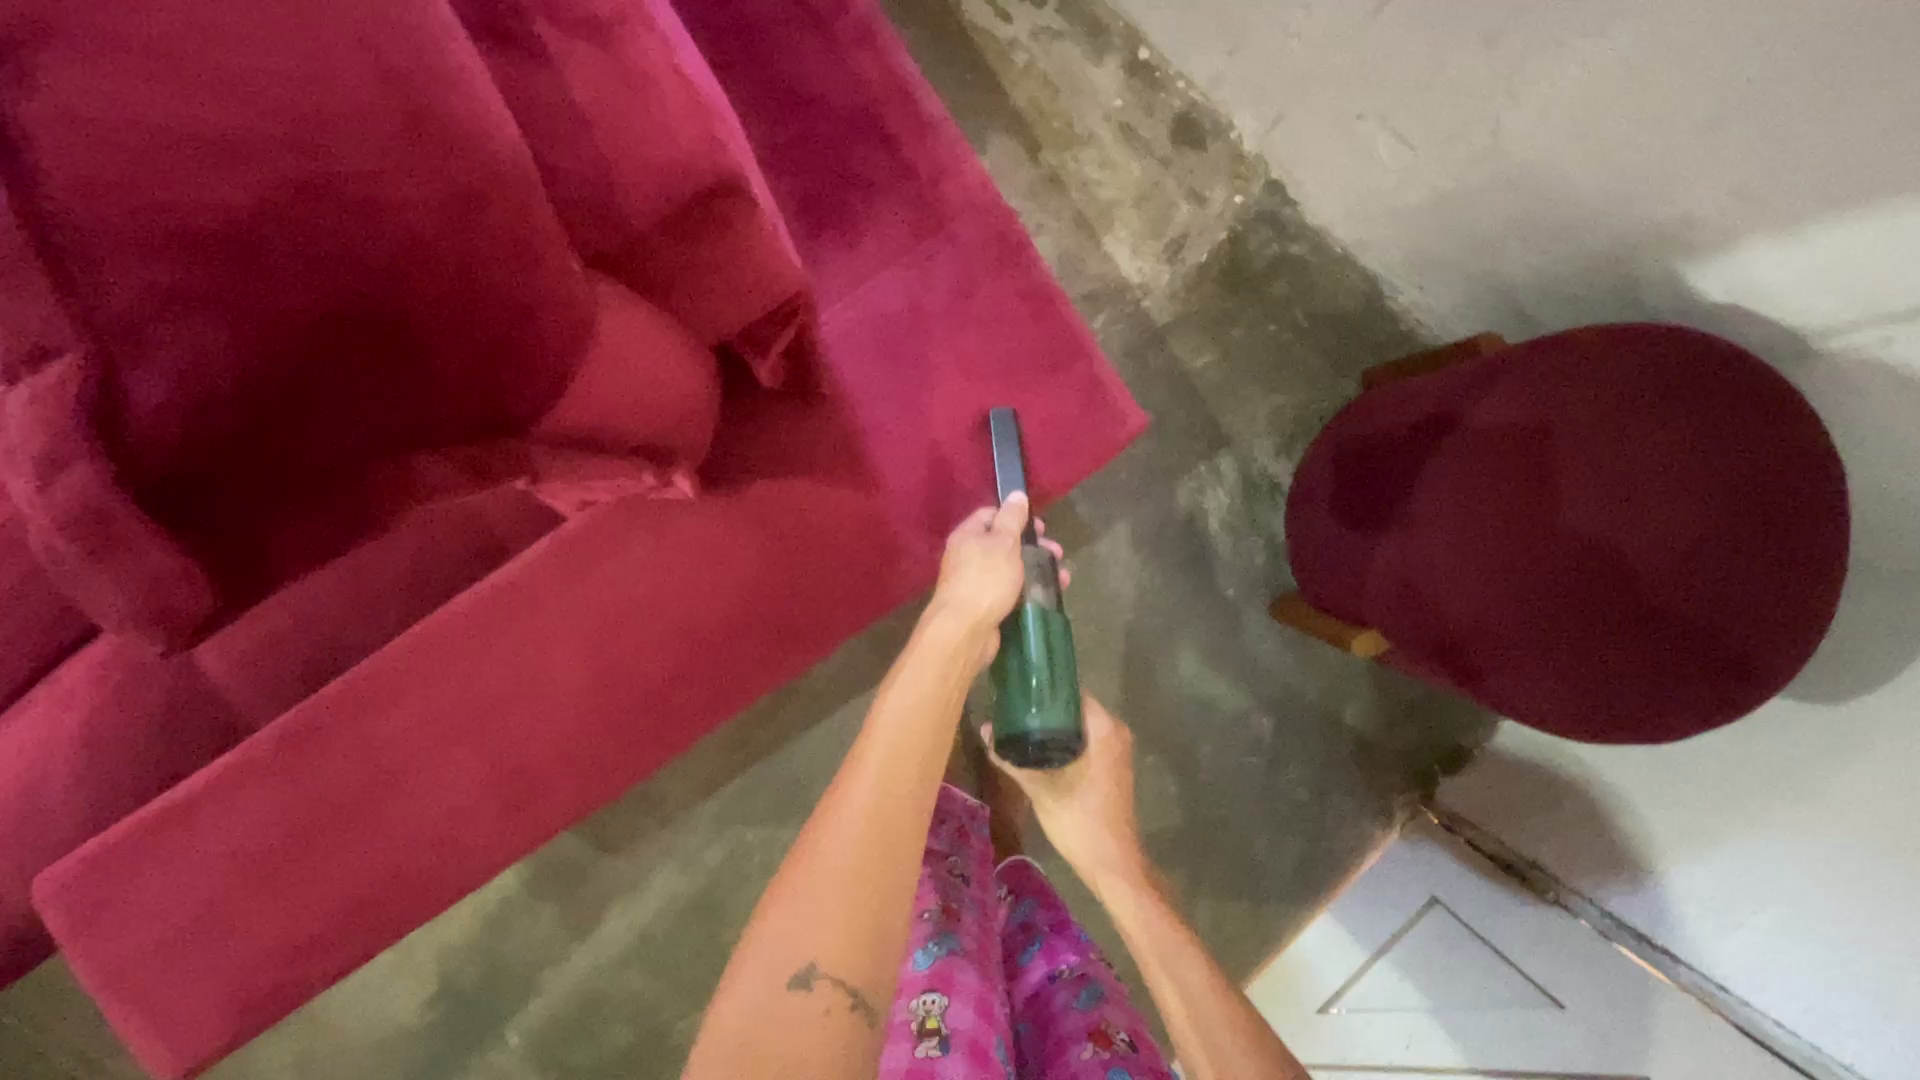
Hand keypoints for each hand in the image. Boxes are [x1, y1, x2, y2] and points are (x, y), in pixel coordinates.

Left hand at [927, 495, 1065, 667]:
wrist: (965, 631)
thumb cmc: (985, 580)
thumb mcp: (1003, 542)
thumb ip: (1012, 518)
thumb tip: (1016, 494)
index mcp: (968, 536)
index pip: (992, 515)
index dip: (1017, 517)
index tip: (1040, 527)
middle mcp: (968, 557)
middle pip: (1004, 544)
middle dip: (1034, 547)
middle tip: (1057, 553)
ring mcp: (975, 584)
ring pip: (1011, 571)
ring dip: (1037, 571)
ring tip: (1061, 578)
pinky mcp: (985, 607)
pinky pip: (1011, 593)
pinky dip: (1029, 592)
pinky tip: (1048, 597)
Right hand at [982, 695, 1149, 894]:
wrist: (1111, 863)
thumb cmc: (1080, 820)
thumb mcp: (1040, 788)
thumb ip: (1012, 758)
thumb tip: (985, 730)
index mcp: (1105, 727)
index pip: (1072, 691)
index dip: (1044, 690)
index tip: (1018, 690)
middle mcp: (1116, 732)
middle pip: (1075, 708)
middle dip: (1044, 710)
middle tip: (1011, 709)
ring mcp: (1117, 750)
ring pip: (1080, 727)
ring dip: (1053, 728)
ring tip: (1019, 726)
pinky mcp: (1113, 767)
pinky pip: (1086, 742)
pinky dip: (1064, 743)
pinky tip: (1038, 749)